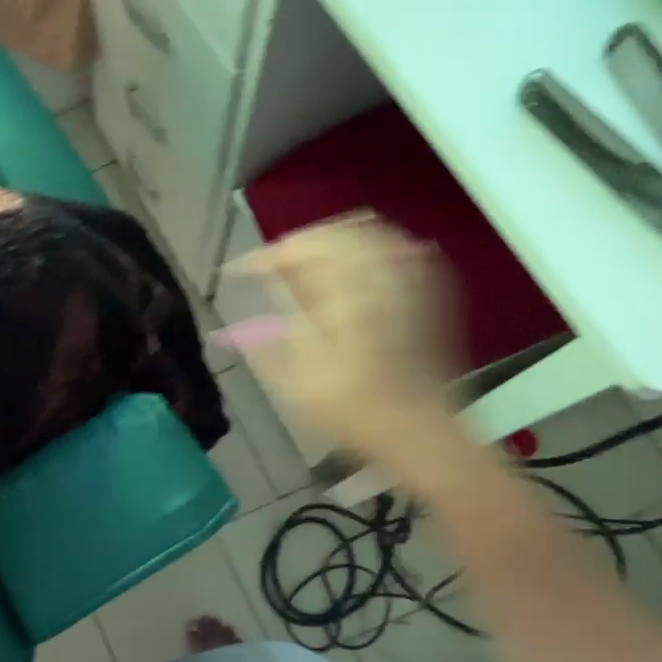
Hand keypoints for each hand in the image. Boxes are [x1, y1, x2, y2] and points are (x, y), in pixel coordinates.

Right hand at [218, 214, 461, 468]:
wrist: (419, 429)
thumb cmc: (353, 410)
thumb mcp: (296, 383)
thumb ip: (265, 343)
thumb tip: (234, 328)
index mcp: (343, 293)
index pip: (297, 250)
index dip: (263, 257)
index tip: (238, 272)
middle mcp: (379, 275)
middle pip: (334, 232)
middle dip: (298, 243)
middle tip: (272, 266)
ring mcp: (409, 280)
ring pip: (367, 234)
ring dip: (332, 242)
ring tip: (306, 265)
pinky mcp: (428, 292)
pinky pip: (397, 248)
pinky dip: (367, 250)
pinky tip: (352, 272)